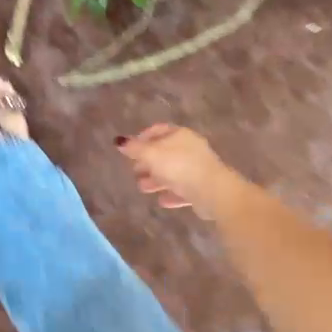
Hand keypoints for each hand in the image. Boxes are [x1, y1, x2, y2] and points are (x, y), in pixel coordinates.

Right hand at [118, 124, 236, 212]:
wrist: (213, 191)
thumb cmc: (179, 166)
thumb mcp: (151, 154)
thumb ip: (134, 148)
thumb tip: (118, 141)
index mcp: (179, 135)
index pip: (157, 130)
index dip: (141, 138)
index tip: (129, 149)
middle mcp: (190, 148)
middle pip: (164, 153)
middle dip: (148, 162)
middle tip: (134, 171)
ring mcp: (198, 168)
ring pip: (173, 172)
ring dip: (157, 179)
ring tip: (143, 188)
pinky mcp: (203, 188)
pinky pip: (183, 189)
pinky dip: (172, 193)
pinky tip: (162, 201)